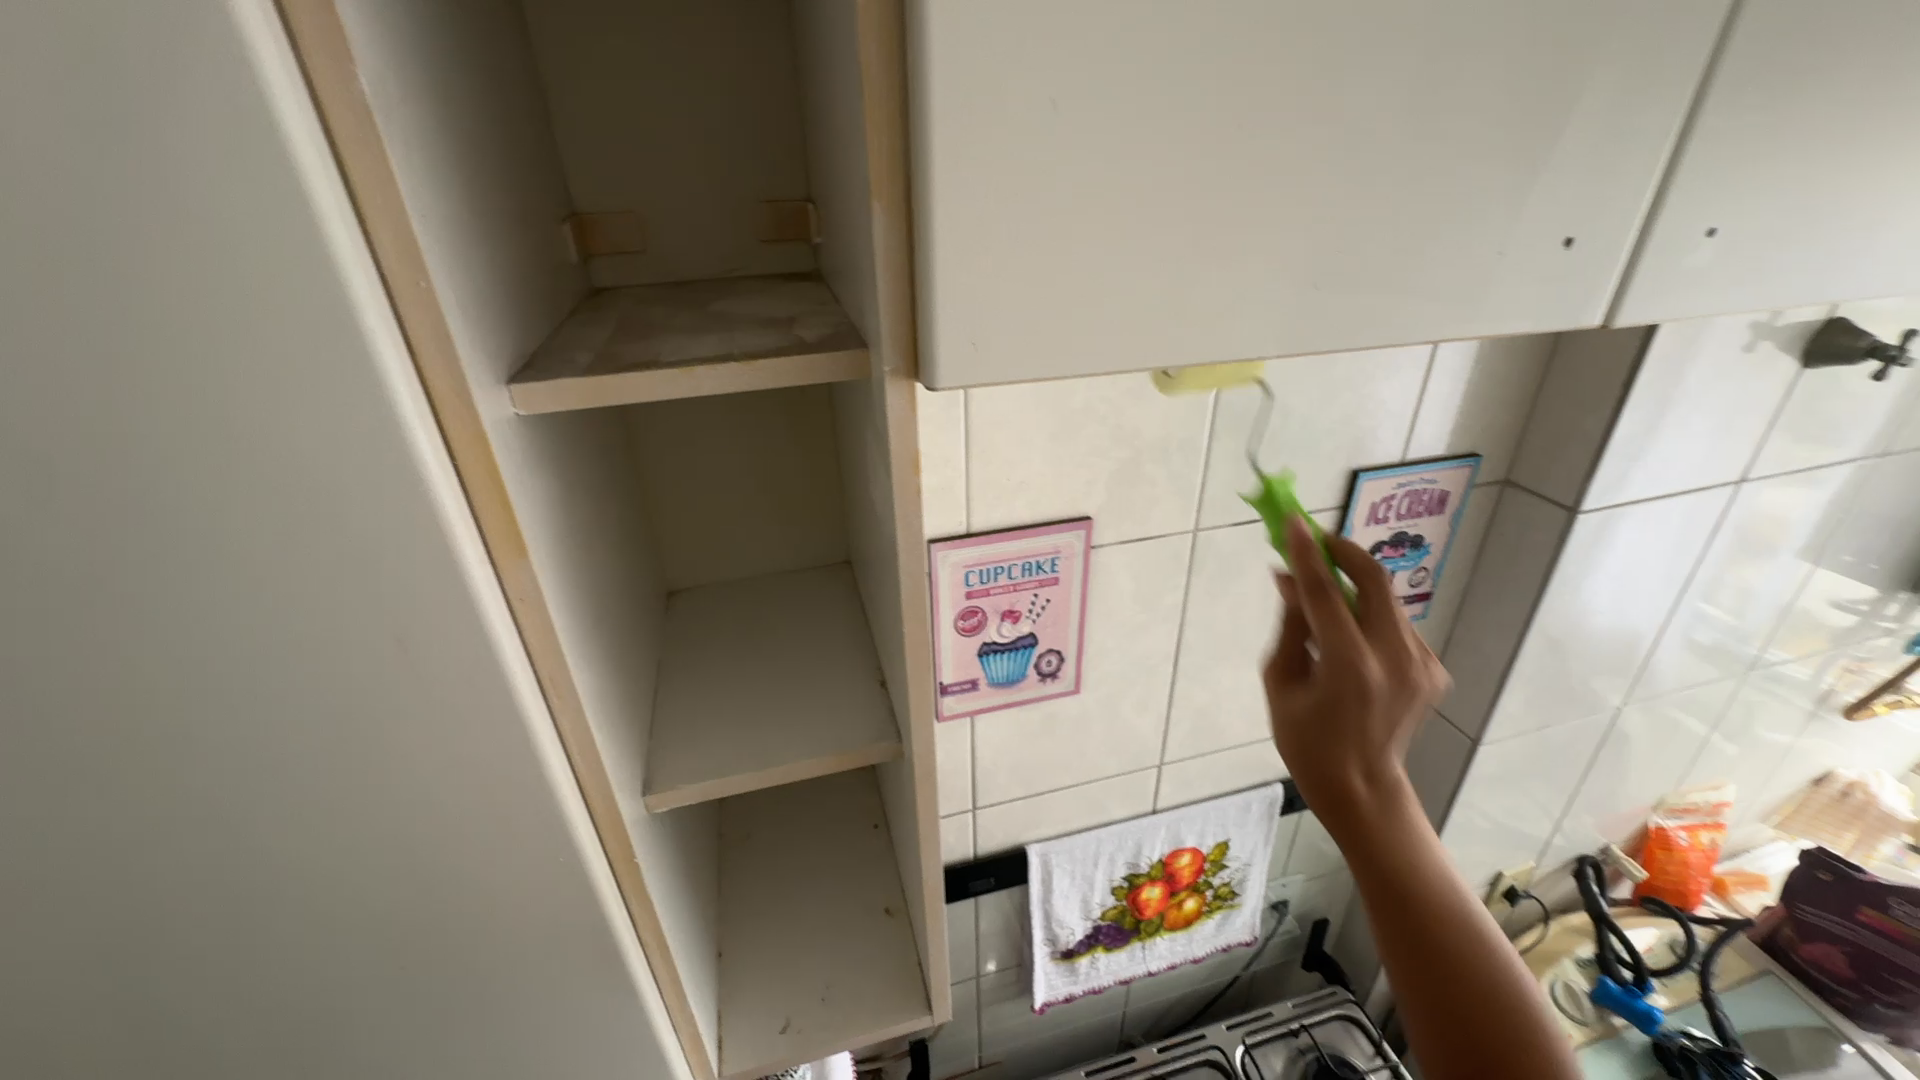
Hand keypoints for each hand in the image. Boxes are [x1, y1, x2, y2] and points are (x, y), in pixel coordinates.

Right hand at [1263, 515, 1448, 822]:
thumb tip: (1288, 577)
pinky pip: (1396, 624)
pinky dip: (1369, 616)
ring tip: (1326, 599)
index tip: (1293, 522)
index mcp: (1350, 666)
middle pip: (1373, 580)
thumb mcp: (1281, 682)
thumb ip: (1290, 625)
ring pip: (1385, 600)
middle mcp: (1394, 657)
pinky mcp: (1433, 668)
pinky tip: (1351, 638)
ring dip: (1354, 587)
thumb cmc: (1306, 740)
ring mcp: (1421, 663)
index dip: (1306, 553)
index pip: (1324, 593)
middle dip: (1343, 552)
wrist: (1362, 787)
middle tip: (1315, 542)